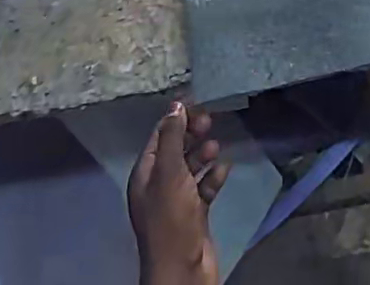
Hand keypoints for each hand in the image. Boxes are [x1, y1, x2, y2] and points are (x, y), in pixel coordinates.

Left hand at [128, 101, 230, 284]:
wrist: (183, 273)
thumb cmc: (171, 218)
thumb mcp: (169, 172)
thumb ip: (173, 138)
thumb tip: (175, 105)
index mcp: (145, 172)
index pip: (159, 136)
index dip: (175, 118)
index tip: (195, 102)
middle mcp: (159, 183)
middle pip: (175, 149)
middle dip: (191, 133)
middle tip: (209, 119)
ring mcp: (177, 200)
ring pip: (190, 168)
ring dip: (202, 154)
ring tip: (216, 144)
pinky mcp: (194, 215)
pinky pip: (203, 189)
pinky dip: (213, 178)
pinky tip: (224, 169)